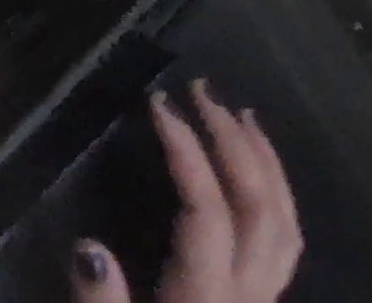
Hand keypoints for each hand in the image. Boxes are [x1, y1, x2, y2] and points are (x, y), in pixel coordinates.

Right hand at [72, 80, 303, 302]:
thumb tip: (86, 243)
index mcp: (207, 300)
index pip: (207, 212)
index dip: (187, 153)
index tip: (157, 104)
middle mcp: (246, 296)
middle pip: (260, 211)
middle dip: (235, 145)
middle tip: (201, 90)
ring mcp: (258, 300)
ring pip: (285, 225)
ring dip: (265, 164)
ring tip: (240, 115)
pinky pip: (282, 240)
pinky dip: (273, 195)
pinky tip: (252, 176)